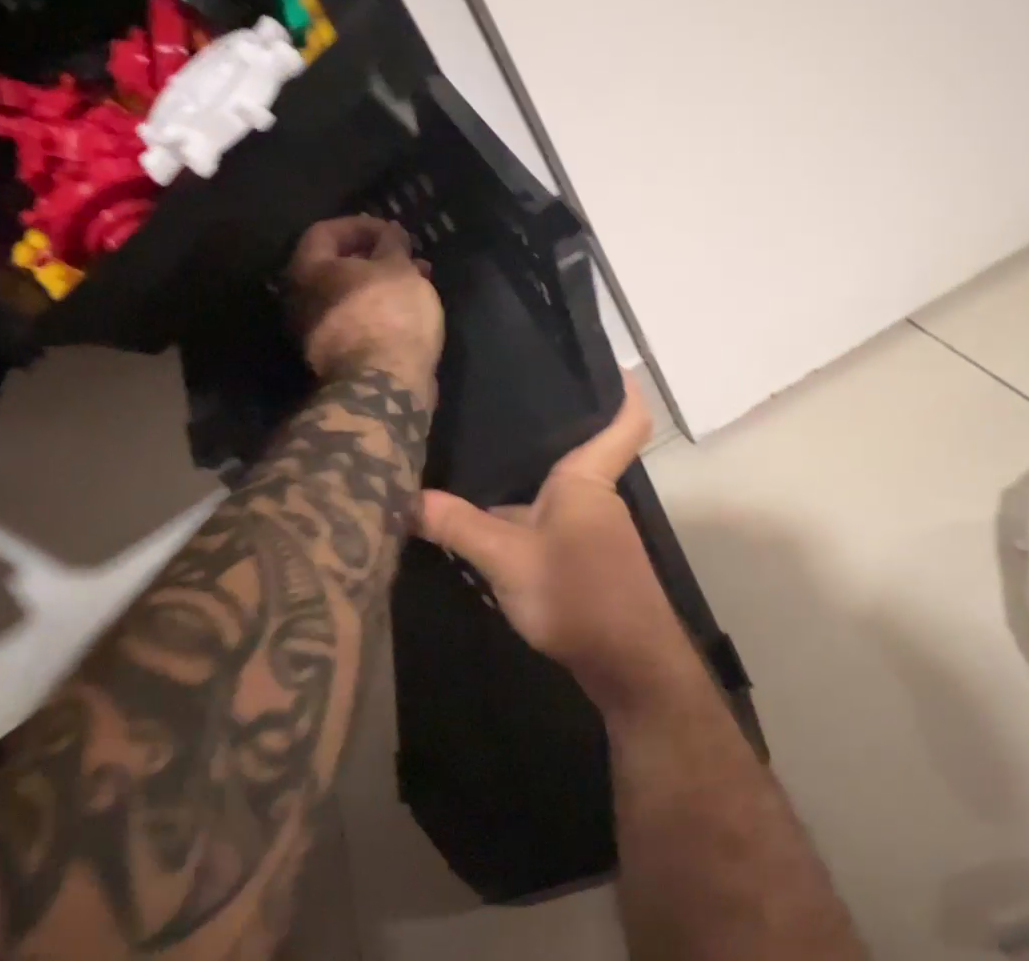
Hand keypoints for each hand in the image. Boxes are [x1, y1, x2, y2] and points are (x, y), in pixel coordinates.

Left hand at [288, 216, 443, 402]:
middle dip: (374, 258)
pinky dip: (379, 311)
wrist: (384, 385)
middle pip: (334, 268)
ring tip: (419, 281)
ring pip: (348, 298)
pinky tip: (410, 312)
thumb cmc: (388, 314)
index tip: (391, 230)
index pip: (323, 232)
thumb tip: (388, 234)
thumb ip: (391, 245)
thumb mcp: (398, 268)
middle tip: (406, 256)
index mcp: (307, 272)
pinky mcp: (337, 360)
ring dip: (381, 285)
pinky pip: (357, 323)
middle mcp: (301, 302)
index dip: (359, 225)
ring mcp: (315, 335)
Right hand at [414, 377, 700, 710]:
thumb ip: (454, 525)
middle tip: (490, 406)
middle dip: (541, 433)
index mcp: (586, 479)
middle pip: (574, 452)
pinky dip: (522, 519)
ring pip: (556, 494)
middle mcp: (594, 498)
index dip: (620, 389)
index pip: (624, 421)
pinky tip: (484, 526)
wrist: (628, 667)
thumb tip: (400, 496)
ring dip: (523, 484)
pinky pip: (550, 525)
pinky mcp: (584, 565)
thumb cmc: (578, 594)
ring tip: (469, 461)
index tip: (604, 362)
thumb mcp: (505, 557)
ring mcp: (592, 534)